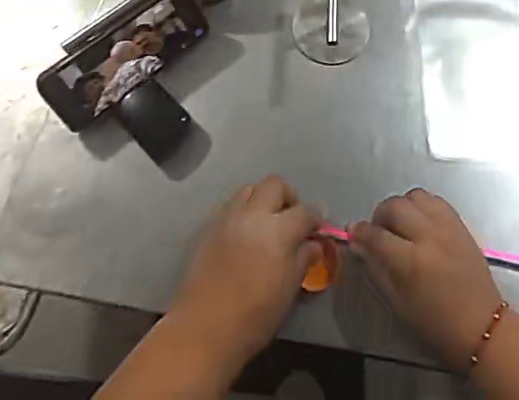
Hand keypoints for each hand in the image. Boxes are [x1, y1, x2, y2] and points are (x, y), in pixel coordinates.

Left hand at [166, 175, 322, 368]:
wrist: (201, 333)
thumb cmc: (254, 316)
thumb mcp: (289, 289)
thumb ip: (303, 259)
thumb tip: (313, 244)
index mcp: (278, 230)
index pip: (305, 210)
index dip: (316, 218)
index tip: (317, 229)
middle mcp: (253, 216)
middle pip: (275, 185)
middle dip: (288, 196)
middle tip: (291, 219)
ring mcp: (228, 220)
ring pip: (249, 190)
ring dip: (262, 199)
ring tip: (265, 223)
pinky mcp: (208, 231)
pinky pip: (230, 208)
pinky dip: (242, 213)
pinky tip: (244, 237)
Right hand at [349, 188, 503, 368]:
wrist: (480, 321)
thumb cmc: (436, 322)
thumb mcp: (399, 303)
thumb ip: (377, 269)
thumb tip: (359, 245)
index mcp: (412, 261)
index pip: (378, 235)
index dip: (360, 232)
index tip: (352, 231)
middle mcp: (430, 235)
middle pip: (396, 206)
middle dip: (380, 214)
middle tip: (377, 229)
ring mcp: (447, 225)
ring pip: (416, 196)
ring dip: (402, 205)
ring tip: (399, 223)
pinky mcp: (460, 222)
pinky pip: (436, 200)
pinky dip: (422, 205)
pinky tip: (419, 221)